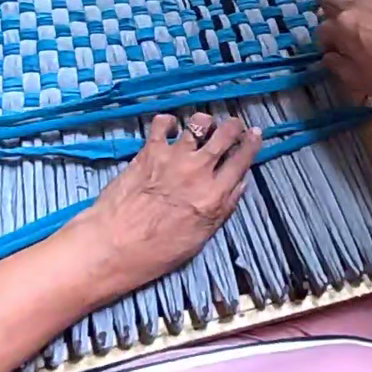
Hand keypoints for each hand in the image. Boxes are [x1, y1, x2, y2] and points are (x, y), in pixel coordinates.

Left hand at [61, 113, 258, 294]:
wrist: (115, 243)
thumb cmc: (158, 250)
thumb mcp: (201, 236)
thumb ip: (223, 207)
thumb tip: (238, 183)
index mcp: (214, 195)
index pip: (242, 160)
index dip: (252, 143)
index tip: (256, 134)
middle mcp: (198, 170)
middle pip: (225, 134)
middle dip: (233, 126)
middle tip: (232, 125)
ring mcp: (173, 156)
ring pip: (199, 123)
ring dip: (205, 122)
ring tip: (203, 125)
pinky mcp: (150, 150)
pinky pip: (164, 123)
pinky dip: (169, 121)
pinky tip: (170, 127)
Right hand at [319, 0, 371, 106]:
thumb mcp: (357, 80)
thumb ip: (337, 65)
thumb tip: (329, 56)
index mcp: (342, 27)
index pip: (321, 29)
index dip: (324, 42)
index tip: (332, 52)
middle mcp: (356, 7)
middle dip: (329, 12)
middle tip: (338, 30)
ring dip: (348, 2)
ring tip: (356, 19)